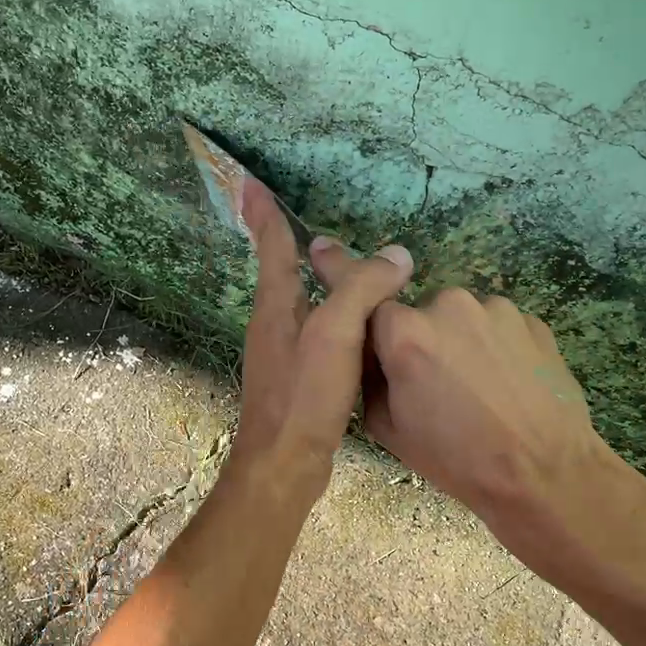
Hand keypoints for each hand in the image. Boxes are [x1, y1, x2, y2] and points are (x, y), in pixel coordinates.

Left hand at [231, 177, 412, 497]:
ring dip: (309, 277)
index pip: (272, 245)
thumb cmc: (303, 394)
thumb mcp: (335, 333)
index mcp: (275, 305)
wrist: (284, 464)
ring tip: (332, 261)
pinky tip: (354, 323)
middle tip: (292, 212)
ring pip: (300, 302)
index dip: (263, 211)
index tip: (247, 181)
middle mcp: (273, 323)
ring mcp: (283, 353)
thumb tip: (398, 255)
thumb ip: (362, 289)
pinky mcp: (300, 378)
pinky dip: (331, 314)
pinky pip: (318, 331)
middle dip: (283, 239)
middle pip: (280, 270)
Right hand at [364, 288, 621, 539]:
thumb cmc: (456, 457)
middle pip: (423, 311)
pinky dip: (500, 347)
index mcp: (406, 331)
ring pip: (465, 318)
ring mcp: (497, 309)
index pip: (375, 313)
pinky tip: (509, 385)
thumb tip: (374, 359)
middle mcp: (449, 305)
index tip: (394, 369)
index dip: (383, 342)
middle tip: (439, 383)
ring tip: (480, 386)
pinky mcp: (534, 321)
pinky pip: (501, 327)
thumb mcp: (386, 428)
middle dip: (426, 339)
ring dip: (464, 341)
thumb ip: (369, 379)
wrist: (544, 474)